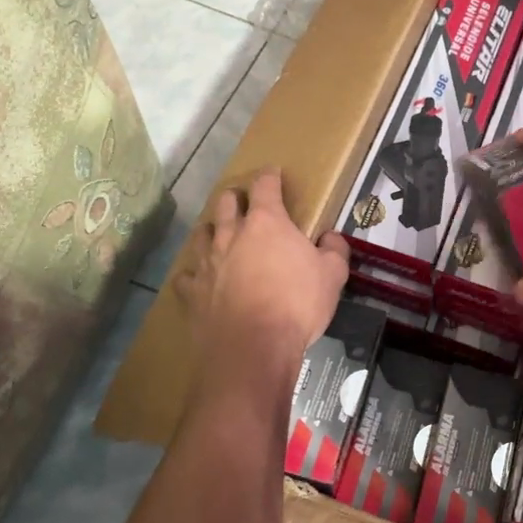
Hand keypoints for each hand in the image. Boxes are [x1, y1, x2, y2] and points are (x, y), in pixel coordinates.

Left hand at [175, 170, 349, 384]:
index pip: (265, 186)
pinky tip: (201, 280)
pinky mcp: (191, 291)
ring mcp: (207, 262)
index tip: (273, 174)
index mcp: (267, 223)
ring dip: (213, 231)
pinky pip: (187, 275)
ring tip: (221, 237)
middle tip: (244, 203)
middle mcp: (231, 234)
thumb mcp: (333, 276)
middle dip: (235, 198)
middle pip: (225, 203)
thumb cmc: (297, 304)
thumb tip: (331, 237)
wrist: (253, 348)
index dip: (270, 177)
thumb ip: (334, 251)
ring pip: (203, 233)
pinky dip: (195, 274)